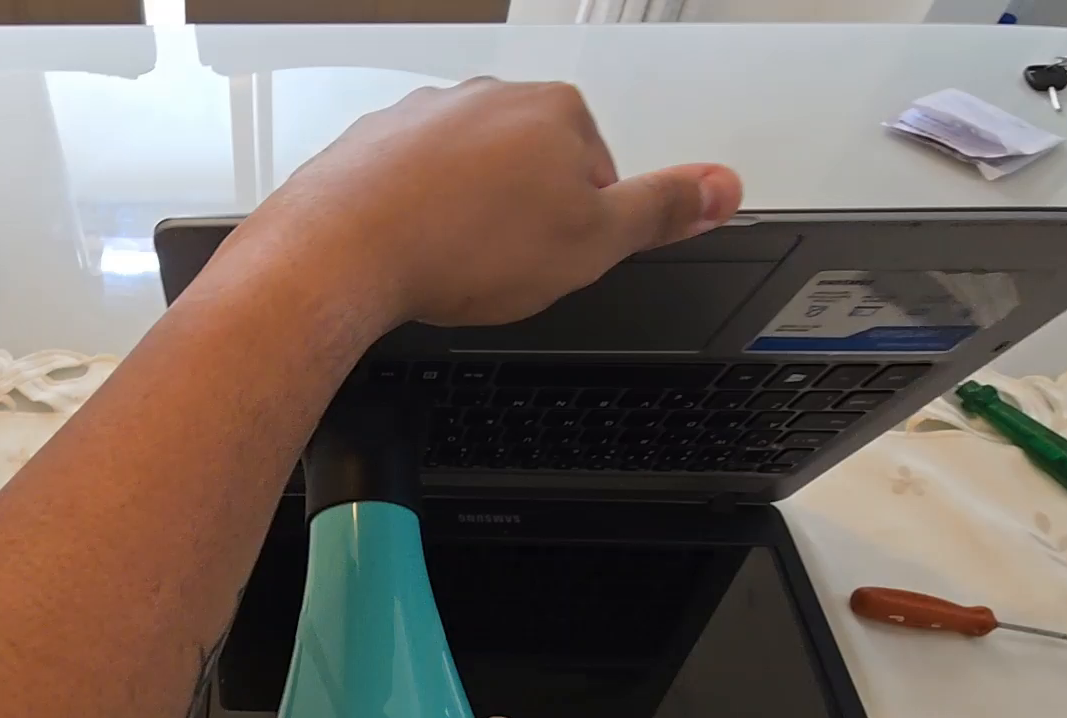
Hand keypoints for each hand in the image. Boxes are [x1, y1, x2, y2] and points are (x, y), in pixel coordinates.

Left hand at [227, 78, 741, 327]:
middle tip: (494, 268)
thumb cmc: (458, 247)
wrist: (346, 252)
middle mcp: (489, 100)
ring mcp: (424, 118)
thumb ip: (657, 214)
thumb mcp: (586, 245)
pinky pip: (405, 186)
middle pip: (525, 170)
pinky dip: (408, 216)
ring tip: (443, 262)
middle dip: (516, 220)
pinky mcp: (372, 146)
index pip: (594, 171)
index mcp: (555, 115)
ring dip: (459, 218)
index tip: (550, 259)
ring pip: (461, 177)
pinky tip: (403, 247)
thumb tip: (721, 190)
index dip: (574, 230)